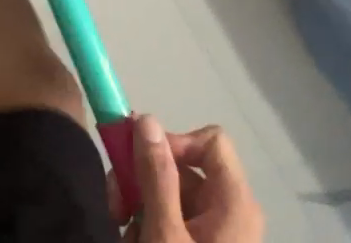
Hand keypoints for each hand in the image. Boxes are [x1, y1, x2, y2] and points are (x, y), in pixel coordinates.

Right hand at [110, 115, 264, 242]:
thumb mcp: (165, 232)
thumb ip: (156, 176)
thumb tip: (146, 119)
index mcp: (235, 201)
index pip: (210, 140)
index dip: (174, 142)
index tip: (140, 162)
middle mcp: (230, 208)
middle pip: (181, 167)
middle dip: (141, 180)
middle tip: (114, 205)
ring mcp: (216, 230)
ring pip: (169, 192)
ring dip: (138, 205)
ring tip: (120, 225)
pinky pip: (171, 217)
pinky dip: (148, 223)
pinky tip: (134, 239)